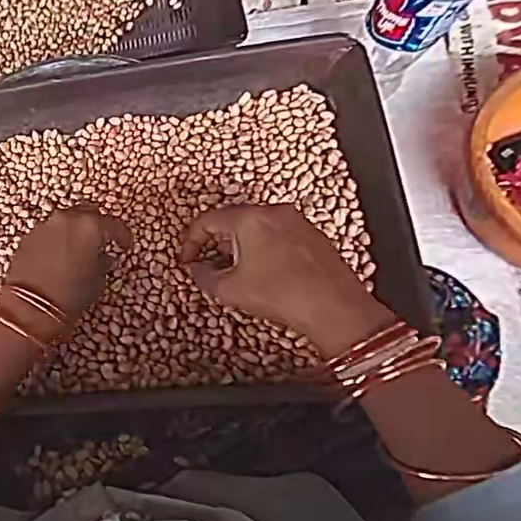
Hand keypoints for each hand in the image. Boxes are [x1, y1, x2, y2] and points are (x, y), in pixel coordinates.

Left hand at [1, 206, 133, 326]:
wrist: (30, 306)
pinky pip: (48, 232)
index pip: (114, 225)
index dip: (123, 236)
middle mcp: (66, 219)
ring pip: (65, 221)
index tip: (125, 245)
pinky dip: (56, 240)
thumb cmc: (70, 295)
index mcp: (90, 226)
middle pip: (87, 213)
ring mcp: (44, 226)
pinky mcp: (28, 237)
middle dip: (96, 225)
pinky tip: (59, 255)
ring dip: (74, 231)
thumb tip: (103, 258)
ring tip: (78, 249)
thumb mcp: (97, 282)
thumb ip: (103, 264)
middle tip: (101, 240)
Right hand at [179, 204, 391, 353]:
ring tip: (234, 272)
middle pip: (232, 220)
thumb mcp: (229, 290)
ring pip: (256, 227)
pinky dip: (262, 248)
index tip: (188, 258)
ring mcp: (297, 222)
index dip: (191, 241)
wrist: (333, 308)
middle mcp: (275, 213)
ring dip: (239, 246)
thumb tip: (197, 270)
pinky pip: (277, 234)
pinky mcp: (312, 236)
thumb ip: (203, 276)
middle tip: (206, 263)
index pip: (207, 220)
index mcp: (250, 219)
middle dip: (214, 243)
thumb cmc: (286, 295)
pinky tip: (262, 274)